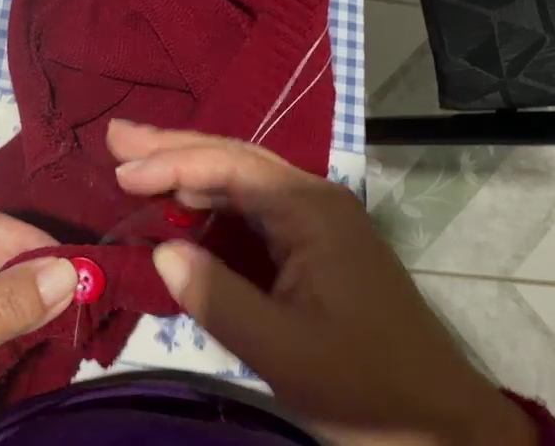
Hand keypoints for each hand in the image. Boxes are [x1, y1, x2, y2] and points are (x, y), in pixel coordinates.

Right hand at [109, 121, 536, 445]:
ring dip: (187, 171)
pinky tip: (180, 204)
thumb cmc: (362, 383)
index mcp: (309, 208)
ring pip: (241, 179)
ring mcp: (315, 219)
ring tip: (134, 162)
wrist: (438, 422)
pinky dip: (209, 203)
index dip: (170, 165)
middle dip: (172, 147)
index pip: (228, 166)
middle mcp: (312, 197)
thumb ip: (217, 298)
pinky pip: (252, 209)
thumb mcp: (283, 350)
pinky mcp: (313, 245)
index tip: (119, 174)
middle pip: (233, 157)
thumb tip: (160, 251)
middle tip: (116, 137)